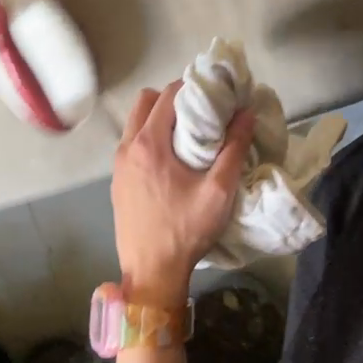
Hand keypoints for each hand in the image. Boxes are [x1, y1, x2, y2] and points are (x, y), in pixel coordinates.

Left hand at [111, 82, 255, 309]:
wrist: (151, 273)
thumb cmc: (185, 231)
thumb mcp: (219, 191)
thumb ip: (234, 148)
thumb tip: (246, 114)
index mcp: (148, 144)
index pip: (167, 95)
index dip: (192, 89)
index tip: (214, 96)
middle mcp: (127, 148)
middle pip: (146, 102)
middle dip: (173, 100)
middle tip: (201, 114)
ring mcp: (118, 165)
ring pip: (135, 123)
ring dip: (159, 119)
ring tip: (188, 137)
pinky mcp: (117, 181)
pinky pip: (132, 144)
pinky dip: (150, 139)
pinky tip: (172, 161)